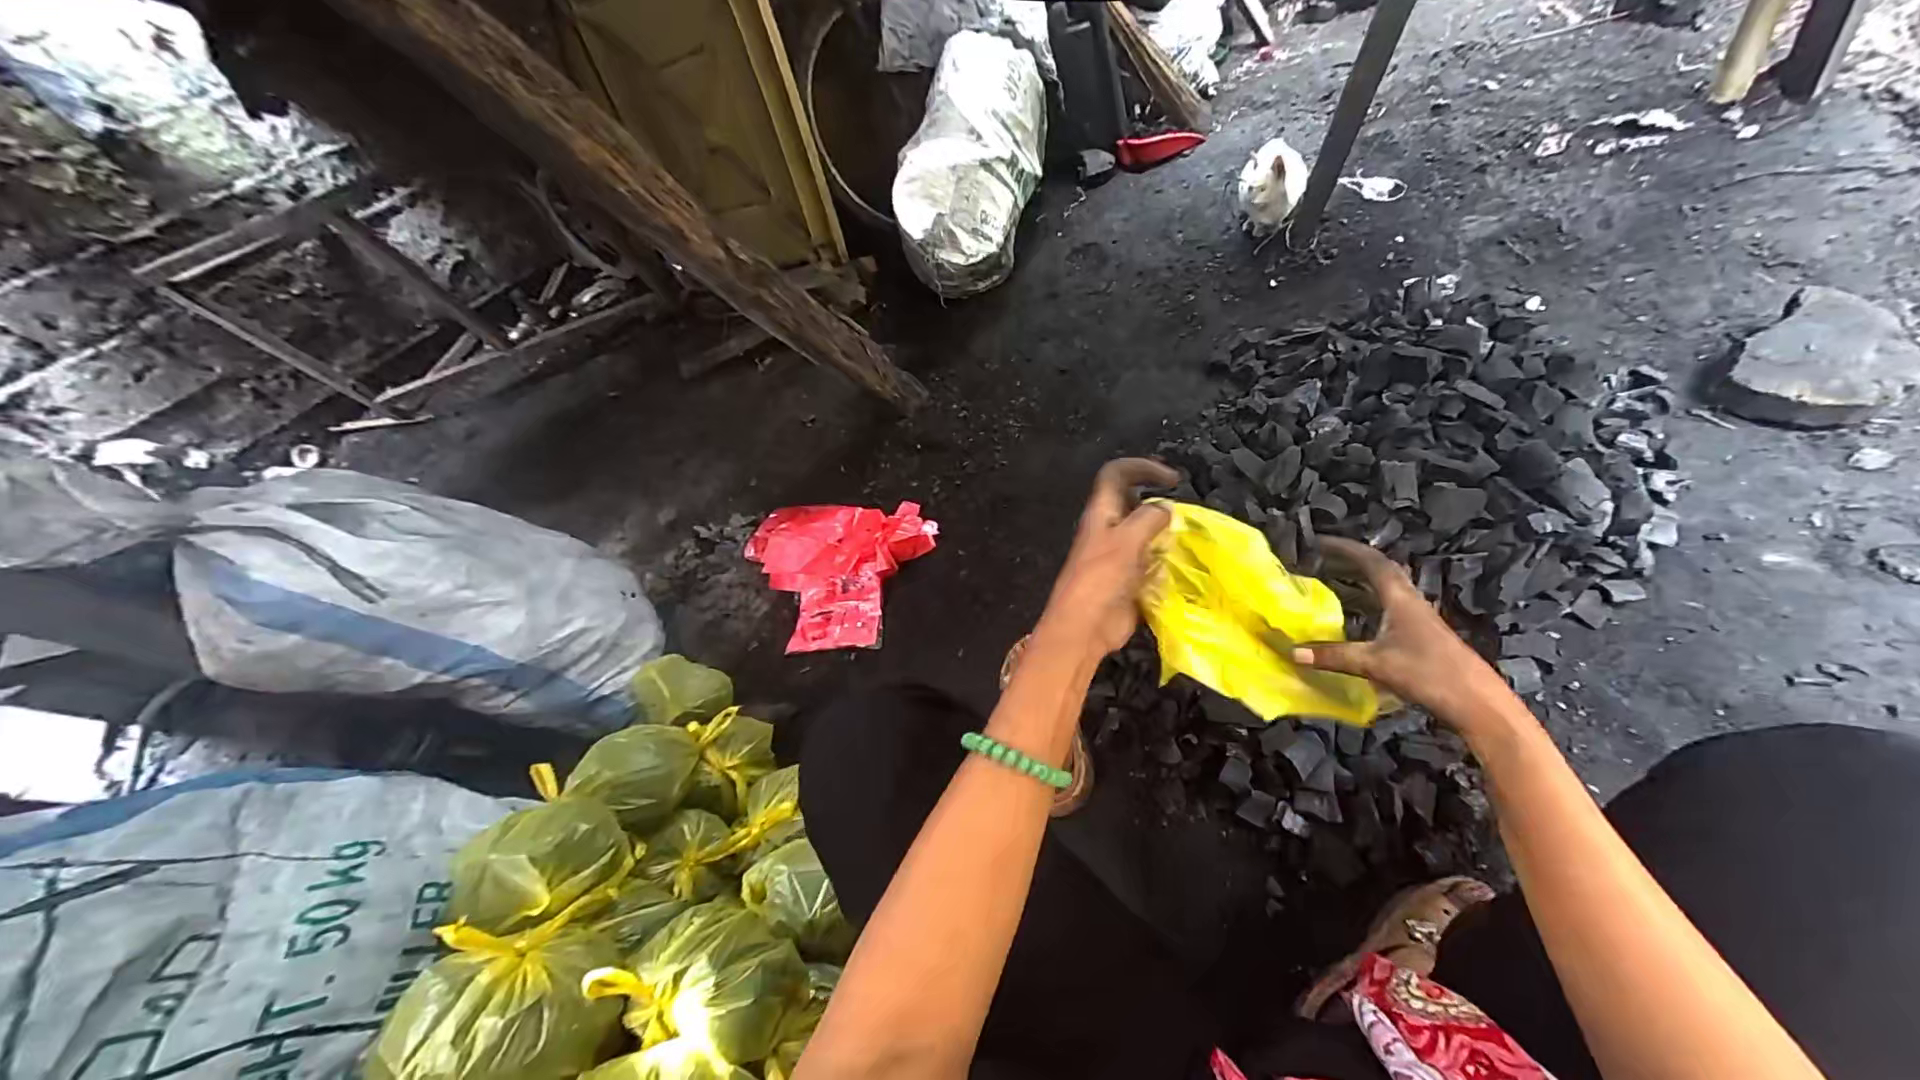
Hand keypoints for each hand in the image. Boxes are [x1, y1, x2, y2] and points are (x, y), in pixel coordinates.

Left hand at [1034, 457, 1180, 658]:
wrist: (1085, 627)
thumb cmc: (1100, 580)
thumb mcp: (1127, 540)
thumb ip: (1149, 518)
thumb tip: (1166, 508)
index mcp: (1101, 513)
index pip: (1116, 474)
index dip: (1142, 468)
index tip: (1171, 479)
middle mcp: (1108, 530)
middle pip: (1133, 504)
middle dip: (1158, 504)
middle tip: (1184, 513)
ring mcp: (1117, 556)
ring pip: (1144, 534)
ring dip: (1165, 535)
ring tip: (1187, 540)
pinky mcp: (1127, 579)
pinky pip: (1150, 563)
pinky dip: (1165, 562)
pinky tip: (1181, 567)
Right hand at [1291, 537, 1518, 736]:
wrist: (1478, 704)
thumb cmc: (1429, 674)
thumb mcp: (1375, 664)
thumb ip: (1334, 656)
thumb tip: (1293, 651)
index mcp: (1401, 599)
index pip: (1372, 562)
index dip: (1345, 549)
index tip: (1319, 541)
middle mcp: (1410, 603)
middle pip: (1380, 572)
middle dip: (1350, 562)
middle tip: (1320, 559)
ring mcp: (1418, 620)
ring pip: (1385, 590)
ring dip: (1359, 582)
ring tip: (1331, 582)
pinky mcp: (1421, 636)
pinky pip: (1388, 609)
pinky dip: (1367, 604)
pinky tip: (1355, 617)